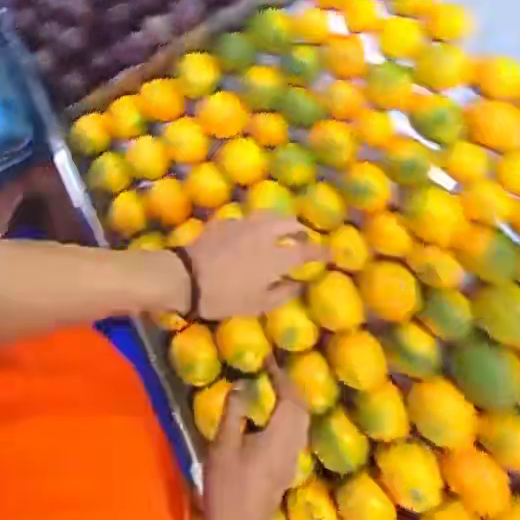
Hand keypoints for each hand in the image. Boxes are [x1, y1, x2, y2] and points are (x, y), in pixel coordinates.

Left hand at [186, 216, 321, 318]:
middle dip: (301, 230)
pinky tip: (253, 234)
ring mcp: (244, 223)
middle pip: (290, 223)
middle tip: (304, 240)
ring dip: (281, 222)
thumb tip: (298, 283)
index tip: (332, 253)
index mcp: (276, 256)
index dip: (322, 251)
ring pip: (270, 215)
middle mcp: (264, 233)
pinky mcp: (227, 220)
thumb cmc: (224, 297)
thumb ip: (282, 292)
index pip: (307, 249)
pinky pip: (250, 219)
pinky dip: (258, 225)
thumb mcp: (257, 304)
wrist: (186, 277)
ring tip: (282, 232)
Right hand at [204, 361, 309, 519]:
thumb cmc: (227, 488)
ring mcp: (291, 463)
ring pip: (302, 423)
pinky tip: (272, 417)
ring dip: (292, 401)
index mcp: (279, 439)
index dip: (281, 375)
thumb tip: (243, 383)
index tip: (268, 358)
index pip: (290, 398)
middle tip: (272, 370)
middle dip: (290, 386)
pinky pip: (296, 434)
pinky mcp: (286, 472)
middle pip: (302, 410)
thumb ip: (234, 412)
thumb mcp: (222, 447)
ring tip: (273, 386)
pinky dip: (290, 417)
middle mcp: (292, 448)